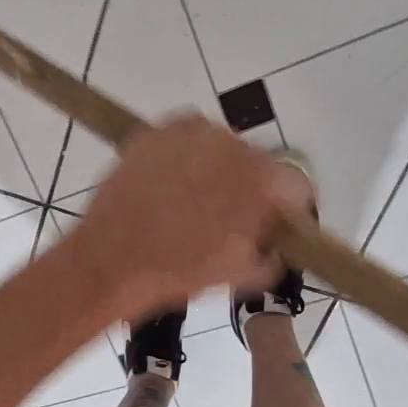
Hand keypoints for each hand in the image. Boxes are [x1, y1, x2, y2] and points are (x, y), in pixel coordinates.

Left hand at [67, 114, 314, 319]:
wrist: (111, 262)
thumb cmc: (178, 273)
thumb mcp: (240, 274)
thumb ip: (270, 256)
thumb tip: (273, 249)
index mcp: (265, 182)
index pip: (296, 186)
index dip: (289, 207)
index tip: (278, 223)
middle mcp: (235, 146)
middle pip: (257, 163)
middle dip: (249, 186)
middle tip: (229, 214)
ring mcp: (192, 134)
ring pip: (220, 146)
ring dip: (216, 167)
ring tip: (195, 197)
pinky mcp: (156, 131)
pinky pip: (184, 135)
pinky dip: (184, 152)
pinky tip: (173, 177)